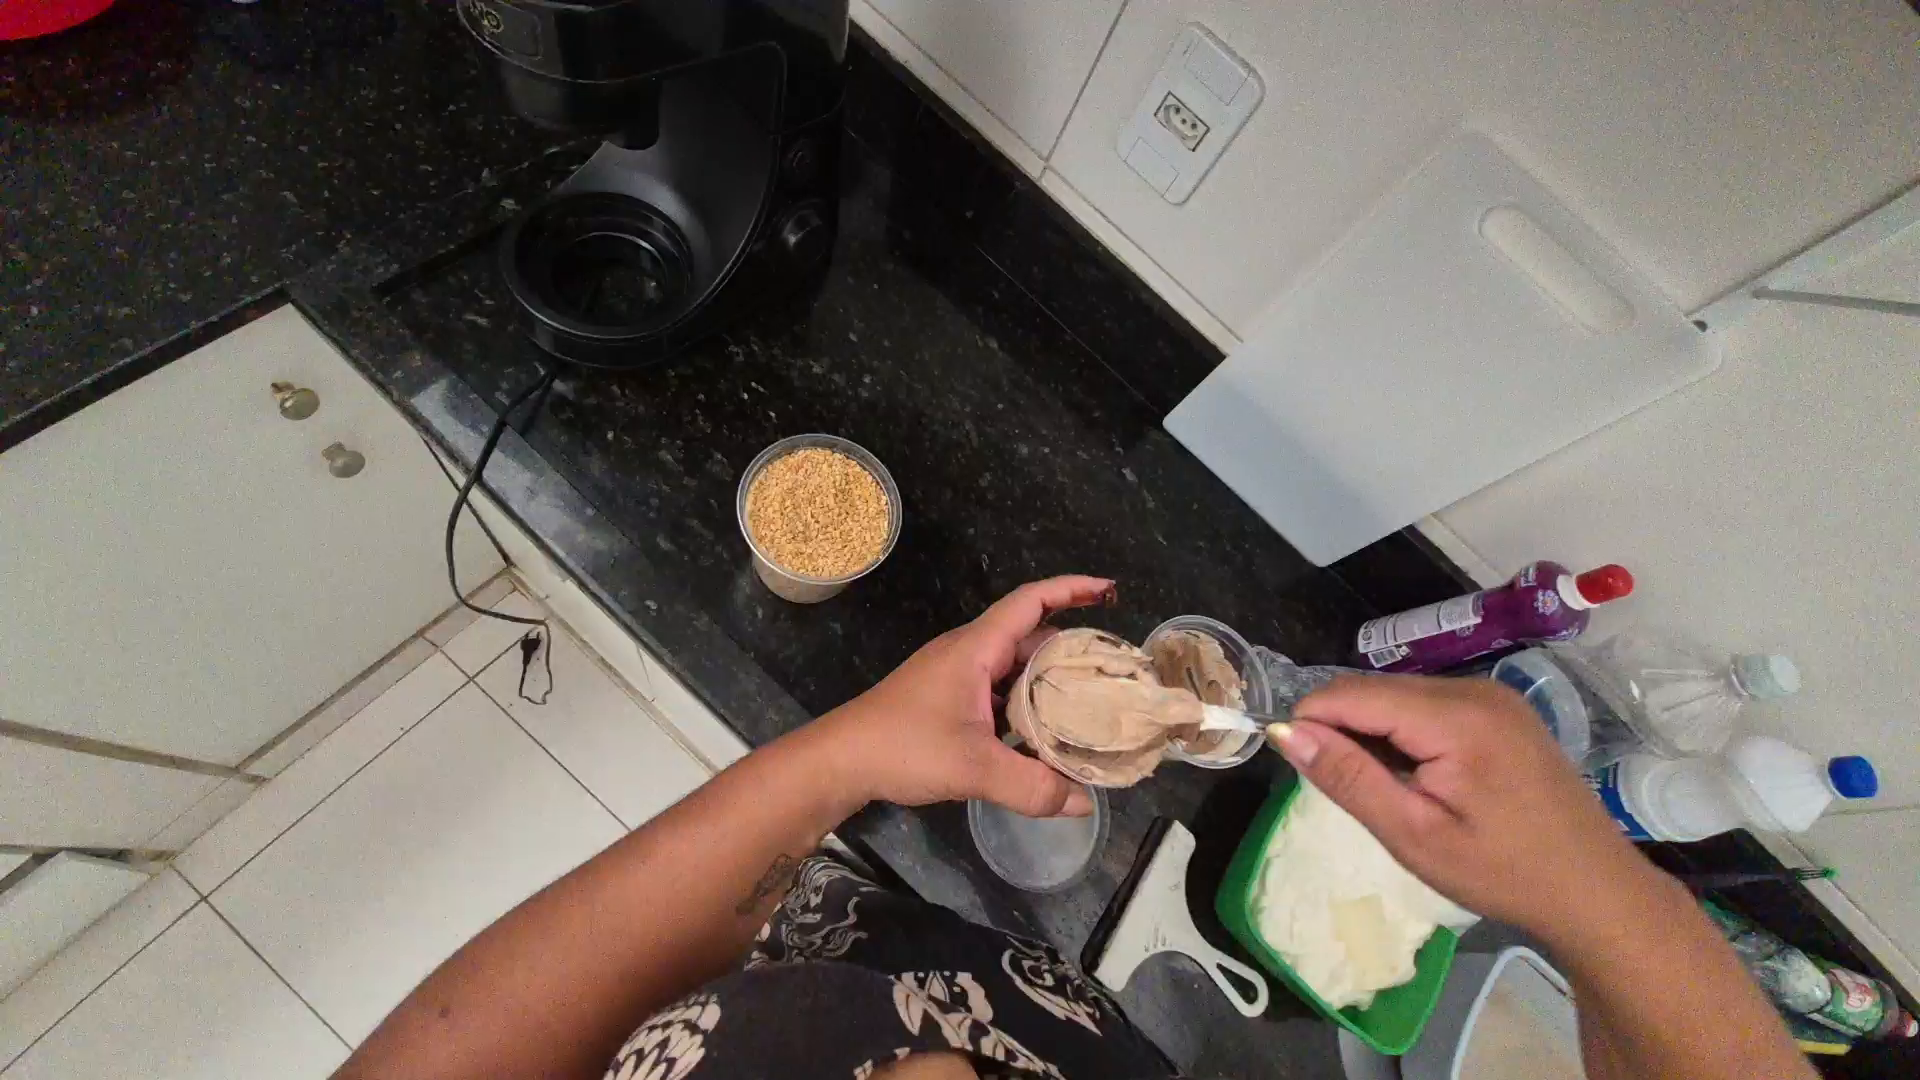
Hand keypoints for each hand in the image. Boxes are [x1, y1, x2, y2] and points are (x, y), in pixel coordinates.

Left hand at [815, 576, 1115, 817]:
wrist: (840, 759)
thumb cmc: (903, 746)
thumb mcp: (972, 768)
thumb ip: (1031, 786)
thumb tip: (1082, 803)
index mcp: (976, 648)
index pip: (1031, 601)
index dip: (1072, 589)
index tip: (1109, 590)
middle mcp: (969, 652)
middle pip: (1028, 634)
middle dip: (1070, 645)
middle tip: (1110, 669)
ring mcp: (956, 675)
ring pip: (1013, 665)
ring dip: (1047, 678)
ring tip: (1087, 701)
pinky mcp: (948, 697)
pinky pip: (998, 688)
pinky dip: (1024, 702)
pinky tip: (1042, 732)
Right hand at [1269, 675, 1652, 934]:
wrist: (1599, 893)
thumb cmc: (1503, 873)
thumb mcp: (1413, 835)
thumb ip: (1348, 776)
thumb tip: (1285, 732)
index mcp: (1456, 719)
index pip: (1350, 694)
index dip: (1311, 721)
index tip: (1301, 764)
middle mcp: (1472, 689)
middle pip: (1370, 688)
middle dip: (1341, 727)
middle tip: (1349, 786)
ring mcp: (1489, 693)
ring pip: (1391, 692)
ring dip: (1369, 729)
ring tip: (1388, 784)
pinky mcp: (1496, 705)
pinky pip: (1421, 701)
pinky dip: (1399, 729)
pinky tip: (1416, 771)